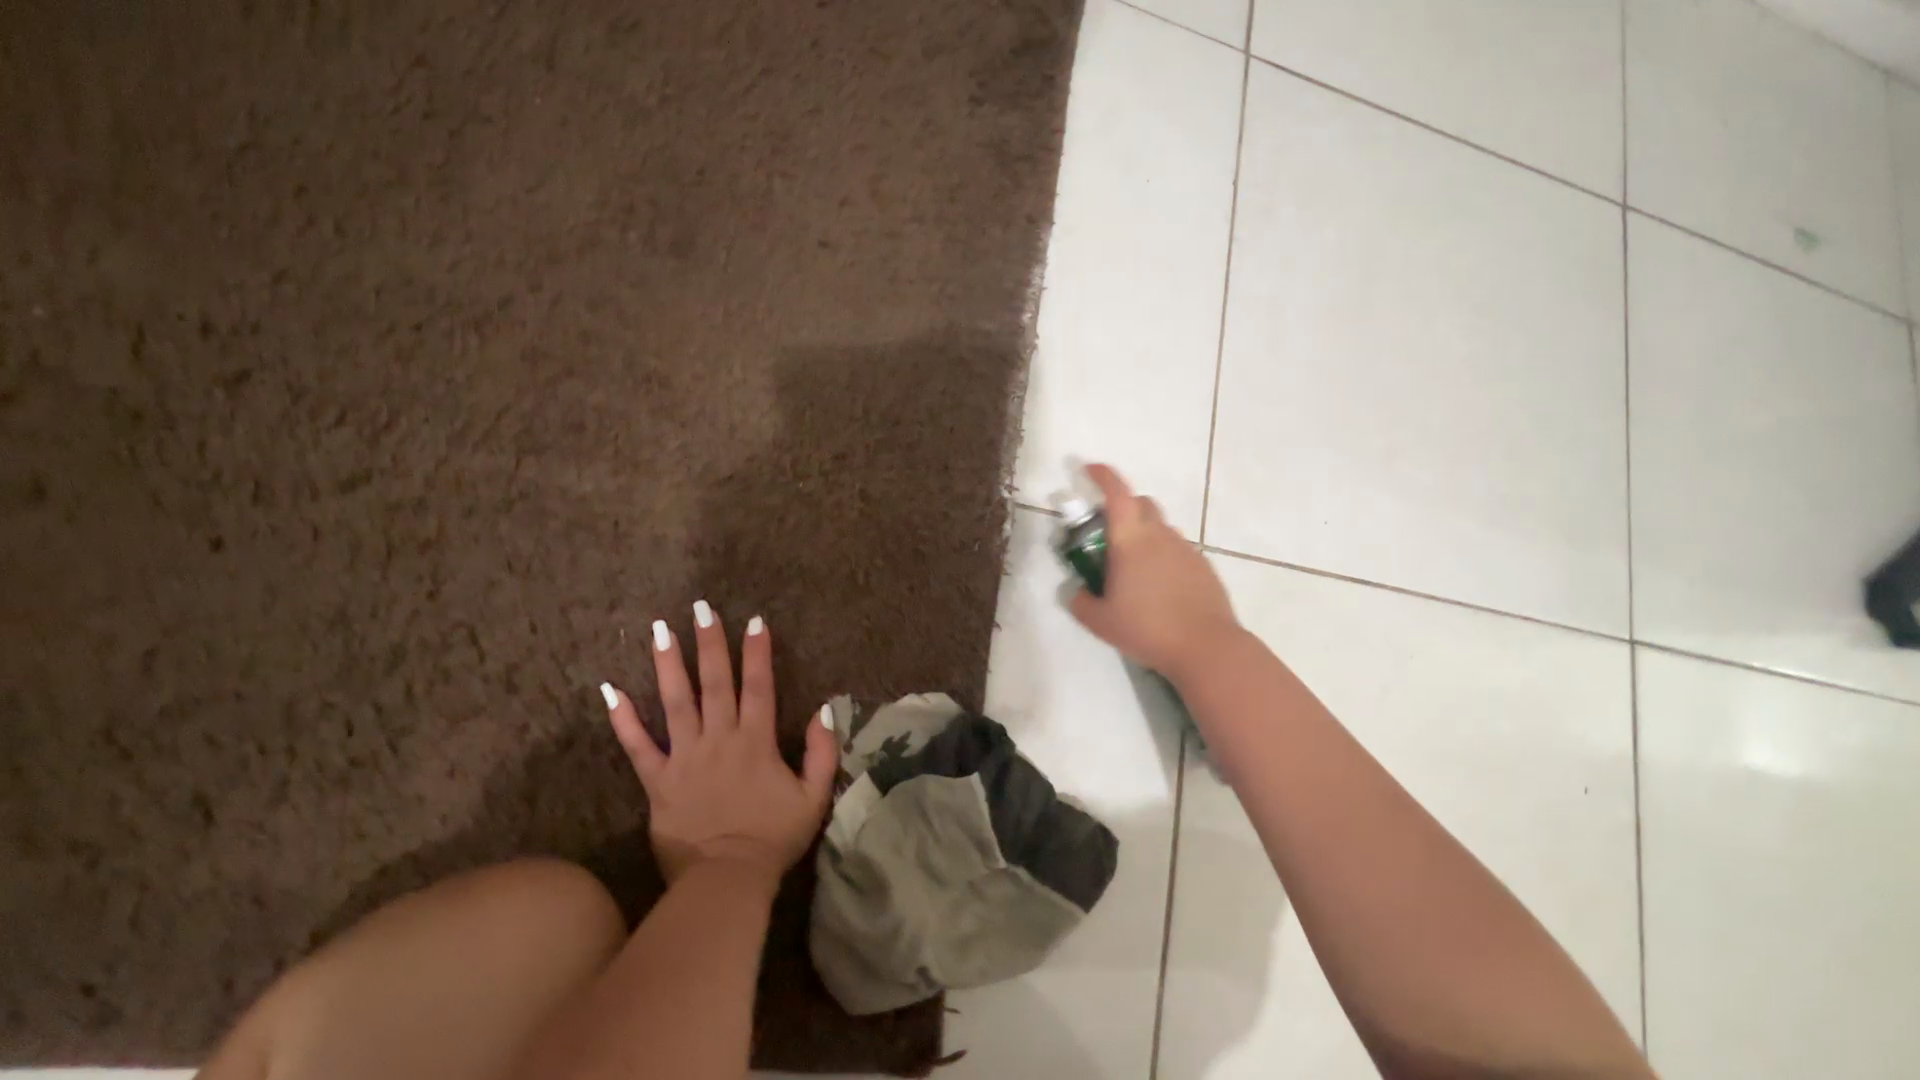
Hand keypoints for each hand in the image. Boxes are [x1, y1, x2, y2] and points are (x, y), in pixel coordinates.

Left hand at [601, 604, 836, 888]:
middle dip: (708, 643)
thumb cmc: (774, 839)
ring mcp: (685, 757)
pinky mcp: (657, 781)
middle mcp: (719, 739)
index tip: (754, 621)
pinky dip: (623, 719)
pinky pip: (637, 746)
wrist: (727, 879)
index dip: (758, 653)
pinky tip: (610, 690)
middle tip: (700, 608)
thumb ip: (821, 752)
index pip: (759, 687)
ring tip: (659, 630)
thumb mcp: (813, 797)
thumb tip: (823, 711)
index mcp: (756, 742)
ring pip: (675, 702)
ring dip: (668, 664)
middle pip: (715, 683)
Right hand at [1068, 463, 1244, 682]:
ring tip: (1133, 572)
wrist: (1206, 646)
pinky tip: (1159, 590)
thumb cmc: (1147, 629)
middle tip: (1107, 536)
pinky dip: (1163, 558)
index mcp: (1130, 541)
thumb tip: (1077, 591)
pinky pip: (1177, 551)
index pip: (1116, 493)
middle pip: (1141, 504)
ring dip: (1144, 536)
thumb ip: (1081, 602)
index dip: (1102, 476)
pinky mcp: (1203, 567)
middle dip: (1123, 508)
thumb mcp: (1100, 622)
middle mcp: (1160, 535)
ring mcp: (1185, 549)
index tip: (1089, 470)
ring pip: (1161, 528)